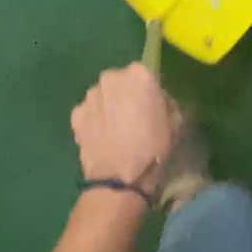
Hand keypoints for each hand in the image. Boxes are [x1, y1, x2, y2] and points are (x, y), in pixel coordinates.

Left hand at [69, 63, 180, 193]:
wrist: (120, 177)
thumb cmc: (153, 147)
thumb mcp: (175, 123)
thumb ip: (168, 104)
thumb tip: (160, 102)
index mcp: (139, 74)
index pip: (144, 75)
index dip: (148, 91)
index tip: (151, 108)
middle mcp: (111, 77)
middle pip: (120, 82)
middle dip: (125, 96)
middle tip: (133, 118)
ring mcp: (90, 95)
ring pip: (102, 96)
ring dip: (108, 107)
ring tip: (115, 130)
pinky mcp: (76, 114)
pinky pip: (88, 113)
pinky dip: (94, 121)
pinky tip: (101, 138)